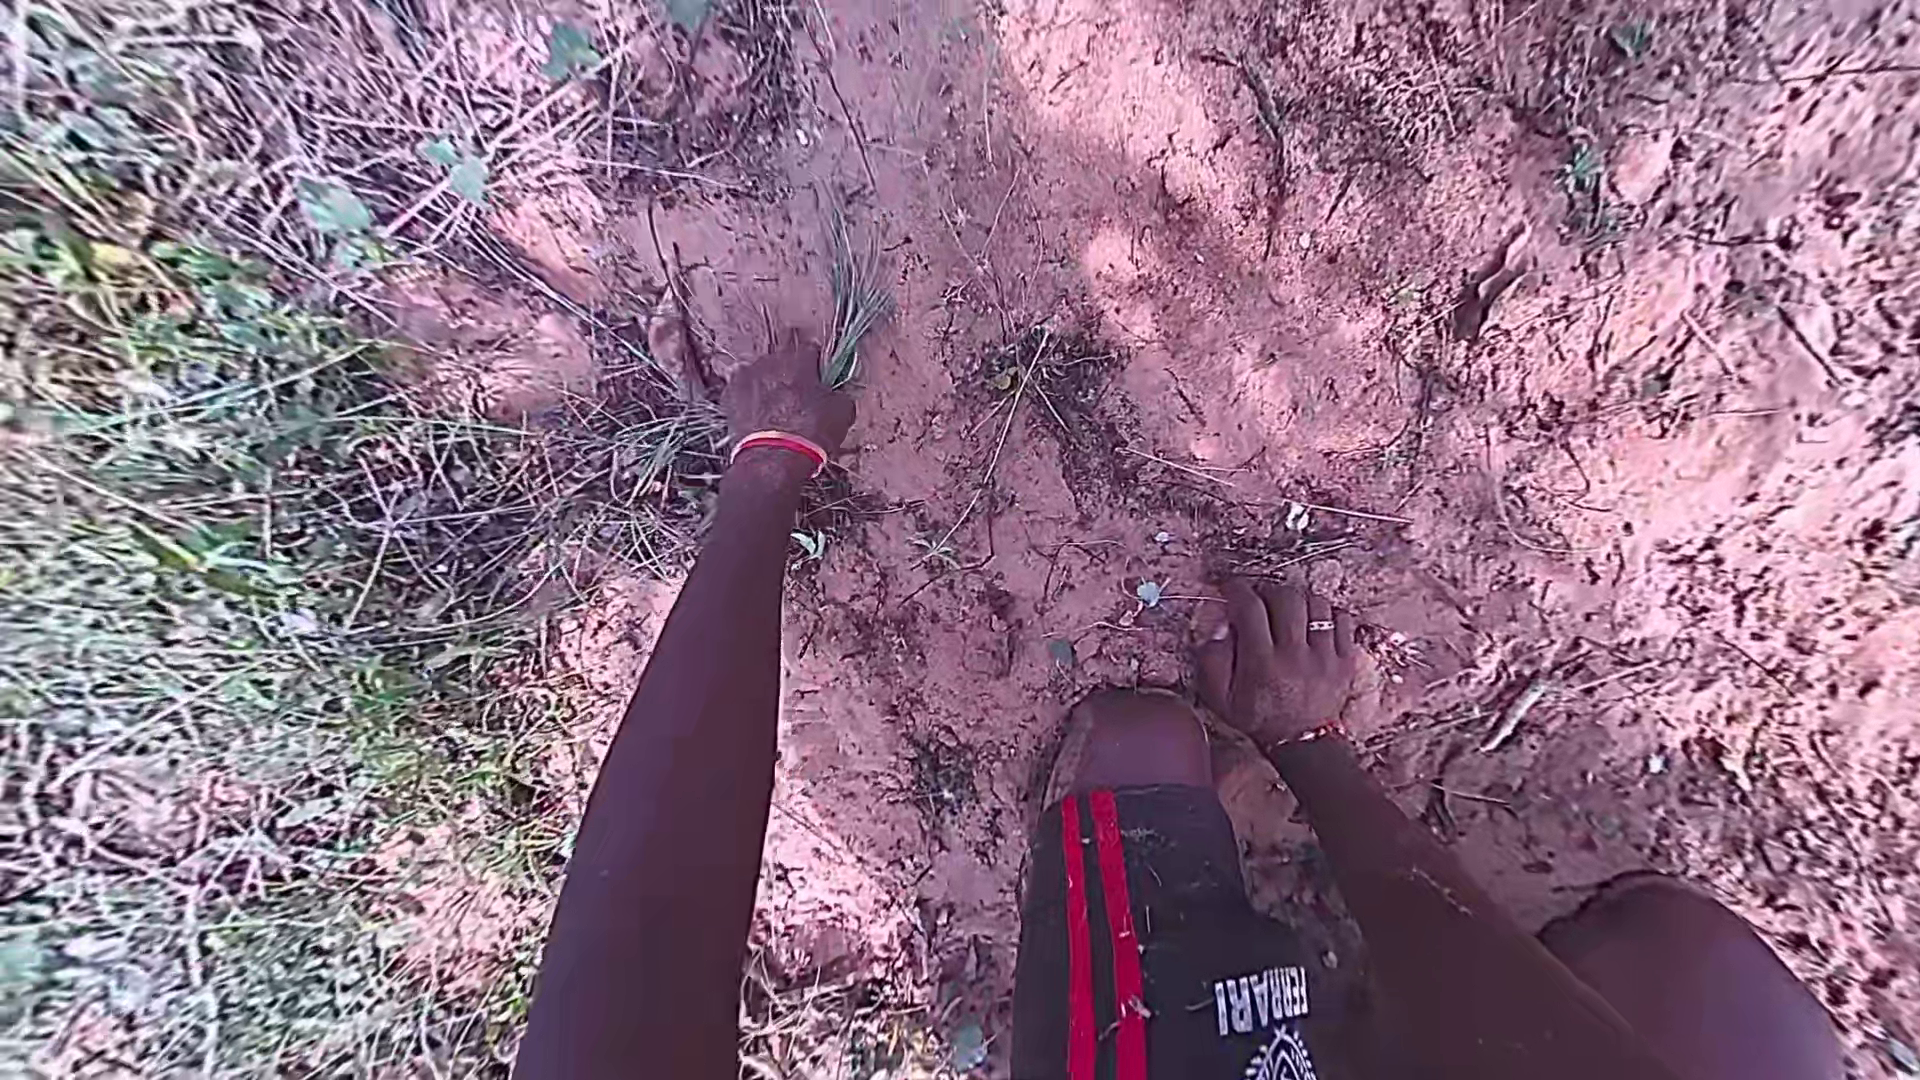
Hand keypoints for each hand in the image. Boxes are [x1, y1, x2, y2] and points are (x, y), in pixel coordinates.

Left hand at [723, 330, 855, 458]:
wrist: (773, 458)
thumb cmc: (808, 432)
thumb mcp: (842, 413)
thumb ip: (840, 395)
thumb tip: (837, 395)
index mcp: (798, 359)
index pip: (811, 351)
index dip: (819, 368)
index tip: (823, 381)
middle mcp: (769, 361)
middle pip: (784, 363)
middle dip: (793, 378)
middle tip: (802, 401)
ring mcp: (745, 377)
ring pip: (762, 377)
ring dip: (771, 389)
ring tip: (781, 413)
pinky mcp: (728, 397)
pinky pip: (743, 394)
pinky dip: (752, 403)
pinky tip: (762, 419)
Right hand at [1196, 581, 1357, 749]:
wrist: (1301, 743)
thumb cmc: (1255, 715)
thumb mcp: (1218, 695)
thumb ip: (1211, 659)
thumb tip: (1220, 626)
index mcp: (1261, 662)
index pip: (1250, 608)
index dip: (1236, 588)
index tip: (1229, 586)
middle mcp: (1295, 654)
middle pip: (1286, 598)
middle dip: (1266, 590)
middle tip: (1257, 598)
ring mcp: (1325, 656)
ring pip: (1316, 603)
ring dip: (1296, 598)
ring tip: (1283, 608)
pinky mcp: (1346, 659)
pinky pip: (1342, 618)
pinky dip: (1325, 611)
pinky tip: (1309, 619)